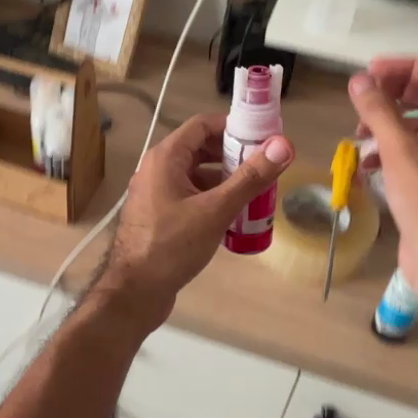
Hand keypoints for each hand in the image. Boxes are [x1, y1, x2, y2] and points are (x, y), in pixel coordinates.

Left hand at [92, 113, 293, 328]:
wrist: (135, 292)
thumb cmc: (172, 246)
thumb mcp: (215, 210)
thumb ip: (250, 177)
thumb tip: (283, 145)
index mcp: (165, 158)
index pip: (202, 125)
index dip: (234, 127)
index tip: (263, 139)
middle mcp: (157, 169)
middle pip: (200, 149)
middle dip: (233, 156)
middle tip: (265, 169)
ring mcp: (155, 194)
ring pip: (196, 176)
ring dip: (225, 181)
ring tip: (256, 194)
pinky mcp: (159, 216)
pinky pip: (190, 196)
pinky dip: (212, 200)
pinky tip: (234, 217)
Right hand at [350, 58, 417, 295]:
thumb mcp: (400, 150)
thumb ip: (379, 111)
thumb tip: (359, 80)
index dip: (406, 67)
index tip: (372, 73)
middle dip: (395, 94)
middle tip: (363, 98)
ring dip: (389, 122)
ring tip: (359, 131)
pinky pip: (415, 152)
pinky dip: (391, 149)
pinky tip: (367, 162)